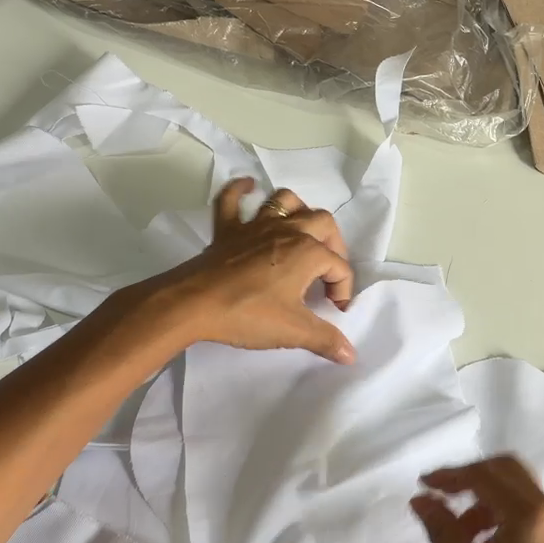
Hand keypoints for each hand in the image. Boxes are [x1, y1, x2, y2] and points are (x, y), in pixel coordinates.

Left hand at [91, 178, 356, 366]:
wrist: (193, 304)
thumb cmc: (248, 314)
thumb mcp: (293, 331)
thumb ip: (326, 339)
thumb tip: (351, 355)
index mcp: (308, 252)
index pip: (339, 267)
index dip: (343, 290)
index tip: (336, 310)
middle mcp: (287, 230)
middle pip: (323, 223)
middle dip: (334, 244)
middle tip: (328, 271)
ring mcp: (255, 226)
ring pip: (285, 201)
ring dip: (299, 210)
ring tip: (302, 230)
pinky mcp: (228, 230)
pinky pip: (232, 200)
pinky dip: (240, 191)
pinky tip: (248, 187)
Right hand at [411, 456, 543, 542]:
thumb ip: (443, 531)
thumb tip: (421, 499)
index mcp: (530, 516)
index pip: (485, 476)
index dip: (450, 476)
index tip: (422, 486)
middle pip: (509, 472)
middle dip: (472, 479)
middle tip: (440, 498)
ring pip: (522, 493)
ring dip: (489, 501)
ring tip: (462, 539)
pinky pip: (534, 516)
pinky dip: (507, 518)